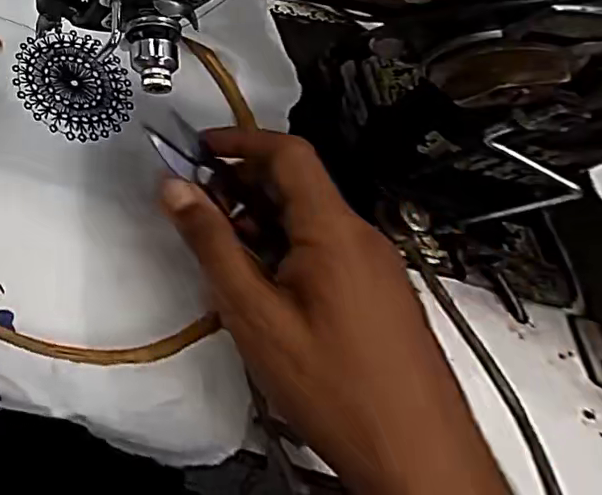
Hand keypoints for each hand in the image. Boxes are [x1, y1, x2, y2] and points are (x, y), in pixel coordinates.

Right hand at [161, 127, 507, 494]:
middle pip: (292, 183)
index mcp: (335, 232)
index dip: (237, 140)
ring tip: (225, 257)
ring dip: (256, 221)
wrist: (424, 472)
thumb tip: (177, 190)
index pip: (287, 152)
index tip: (200, 147)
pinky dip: (280, 247)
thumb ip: (210, 242)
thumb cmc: (345, 395)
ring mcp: (374, 268)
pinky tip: (260, 287)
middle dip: (238, 186)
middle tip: (199, 209)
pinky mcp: (376, 294)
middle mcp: (361, 241)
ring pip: (304, 217)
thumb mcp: (254, 312)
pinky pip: (321, 246)